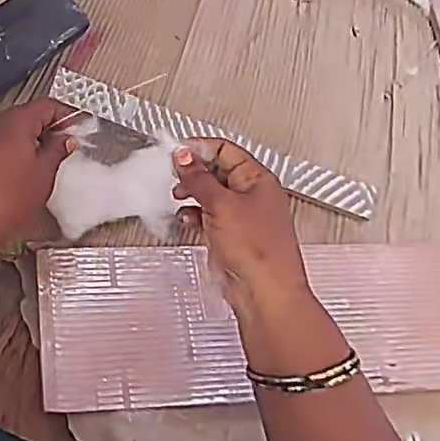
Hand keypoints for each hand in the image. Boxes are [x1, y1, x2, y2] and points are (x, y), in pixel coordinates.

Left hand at [0, 99, 76, 255]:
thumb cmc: (3, 199)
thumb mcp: (44, 173)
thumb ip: (57, 150)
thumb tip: (65, 140)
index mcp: (15, 122)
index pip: (46, 105)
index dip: (66, 115)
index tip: (78, 125)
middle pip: (27, 114)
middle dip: (49, 126)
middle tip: (66, 143)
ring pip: (11, 129)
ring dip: (30, 138)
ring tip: (46, 159)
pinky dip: (13, 149)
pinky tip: (22, 170)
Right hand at [171, 140, 311, 315]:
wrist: (264, 292)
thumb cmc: (258, 251)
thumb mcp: (220, 204)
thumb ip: (198, 178)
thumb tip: (184, 157)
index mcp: (257, 179)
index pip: (225, 150)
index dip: (200, 148)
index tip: (177, 152)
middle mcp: (251, 195)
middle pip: (217, 170)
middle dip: (193, 172)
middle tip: (175, 174)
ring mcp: (241, 215)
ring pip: (210, 193)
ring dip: (192, 193)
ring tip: (179, 195)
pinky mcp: (231, 234)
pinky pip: (208, 215)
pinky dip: (194, 214)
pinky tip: (188, 218)